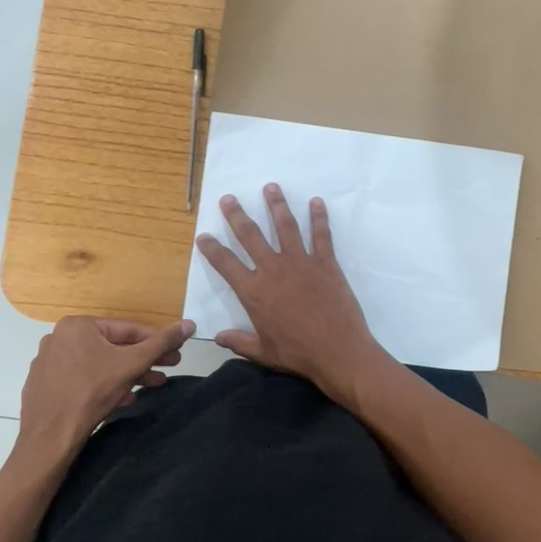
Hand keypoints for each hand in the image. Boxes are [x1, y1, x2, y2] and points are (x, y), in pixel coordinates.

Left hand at [16, 316, 191, 458]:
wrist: (49, 436)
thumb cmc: (92, 391)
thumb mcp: (132, 364)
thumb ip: (162, 342)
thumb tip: (189, 324)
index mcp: (78, 325)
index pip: (127, 329)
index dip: (156, 341)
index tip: (176, 351)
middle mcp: (59, 338)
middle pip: (113, 347)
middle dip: (143, 359)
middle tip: (169, 367)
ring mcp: (49, 362)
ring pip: (99, 364)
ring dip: (128, 373)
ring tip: (152, 384)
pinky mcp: (45, 385)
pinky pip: (82, 379)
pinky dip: (105, 385)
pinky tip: (124, 398)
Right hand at [196, 183, 388, 394]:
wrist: (337, 350)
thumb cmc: (298, 354)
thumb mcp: (263, 352)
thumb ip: (239, 342)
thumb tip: (217, 337)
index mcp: (254, 292)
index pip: (226, 264)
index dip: (212, 248)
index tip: (203, 235)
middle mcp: (273, 270)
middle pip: (250, 235)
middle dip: (237, 214)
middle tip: (229, 198)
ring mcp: (301, 262)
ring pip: (285, 226)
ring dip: (276, 205)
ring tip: (270, 187)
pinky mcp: (326, 262)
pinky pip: (321, 234)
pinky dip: (319, 217)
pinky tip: (316, 202)